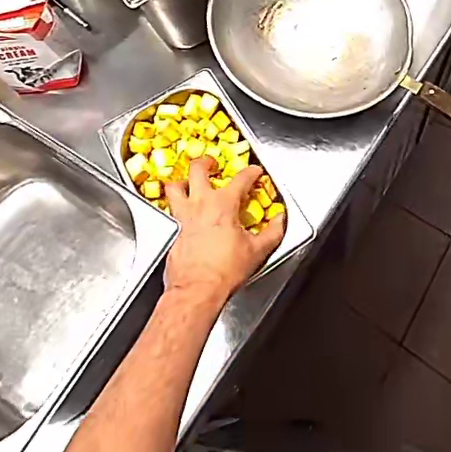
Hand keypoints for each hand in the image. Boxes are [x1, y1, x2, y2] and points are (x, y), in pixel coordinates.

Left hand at [162, 158, 284, 306]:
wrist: (196, 289)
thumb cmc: (224, 271)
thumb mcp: (257, 251)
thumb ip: (273, 232)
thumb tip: (280, 221)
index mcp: (223, 204)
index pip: (241, 179)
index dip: (251, 172)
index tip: (255, 171)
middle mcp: (200, 204)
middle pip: (198, 169)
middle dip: (207, 162)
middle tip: (213, 164)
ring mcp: (183, 215)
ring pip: (175, 186)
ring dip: (182, 181)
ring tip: (188, 182)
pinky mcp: (172, 229)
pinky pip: (170, 209)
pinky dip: (176, 206)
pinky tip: (183, 213)